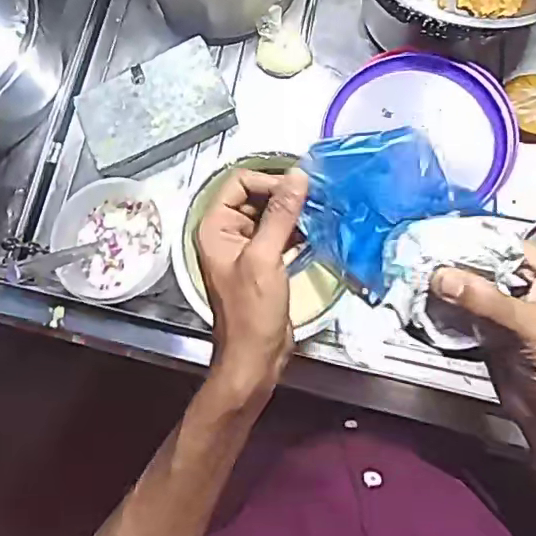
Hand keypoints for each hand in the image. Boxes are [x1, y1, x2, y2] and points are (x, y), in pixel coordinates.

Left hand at [195, 168, 309, 400]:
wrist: (254, 358)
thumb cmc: (251, 313)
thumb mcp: (265, 258)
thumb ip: (281, 214)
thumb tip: (297, 178)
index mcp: (215, 227)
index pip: (240, 182)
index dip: (269, 181)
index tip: (298, 189)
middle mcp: (227, 234)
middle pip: (257, 196)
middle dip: (285, 196)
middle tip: (315, 200)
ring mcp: (246, 248)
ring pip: (271, 215)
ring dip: (294, 213)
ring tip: (320, 214)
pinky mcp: (264, 262)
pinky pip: (280, 234)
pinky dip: (297, 231)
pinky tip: (316, 232)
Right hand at [431, 244, 535, 475]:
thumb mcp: (531, 329)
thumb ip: (487, 301)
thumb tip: (443, 276)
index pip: (502, 242)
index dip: (470, 239)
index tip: (435, 238)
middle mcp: (524, 284)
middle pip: (480, 262)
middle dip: (451, 263)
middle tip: (417, 259)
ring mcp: (503, 308)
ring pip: (467, 286)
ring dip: (444, 286)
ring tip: (414, 277)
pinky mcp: (486, 331)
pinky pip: (461, 311)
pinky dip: (443, 309)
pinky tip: (423, 303)